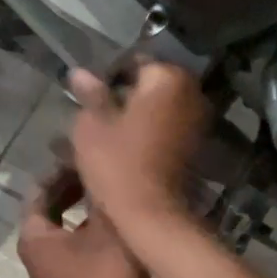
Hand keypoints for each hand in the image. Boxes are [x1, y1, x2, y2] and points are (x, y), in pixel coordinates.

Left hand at [20, 168, 153, 277]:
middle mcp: (35, 251)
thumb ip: (103, 195)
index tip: (90, 154)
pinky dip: (91, 228)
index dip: (64, 168)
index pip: (40, 187)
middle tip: (103, 168)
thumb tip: (102, 163)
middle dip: (75, 185)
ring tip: (114, 189)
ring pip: (65, 225)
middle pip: (50, 205)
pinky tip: (120, 221)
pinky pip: (76, 243)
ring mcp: (52, 270)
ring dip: (85, 206)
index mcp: (34, 236)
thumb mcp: (109, 230)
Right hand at [66, 61, 209, 234]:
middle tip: (91, 113)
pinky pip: (165, 128)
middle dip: (122, 95)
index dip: (109, 75)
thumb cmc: (117, 162)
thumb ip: (90, 94)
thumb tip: (80, 73)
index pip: (135, 61)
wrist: (150, 215)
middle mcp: (191, 94)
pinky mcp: (194, 147)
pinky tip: (121, 146)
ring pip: (156, 108)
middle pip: (149, 85)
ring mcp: (197, 121)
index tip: (88, 93)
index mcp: (168, 78)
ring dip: (133, 115)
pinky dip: (146, 132)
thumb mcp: (92, 124)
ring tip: (101, 131)